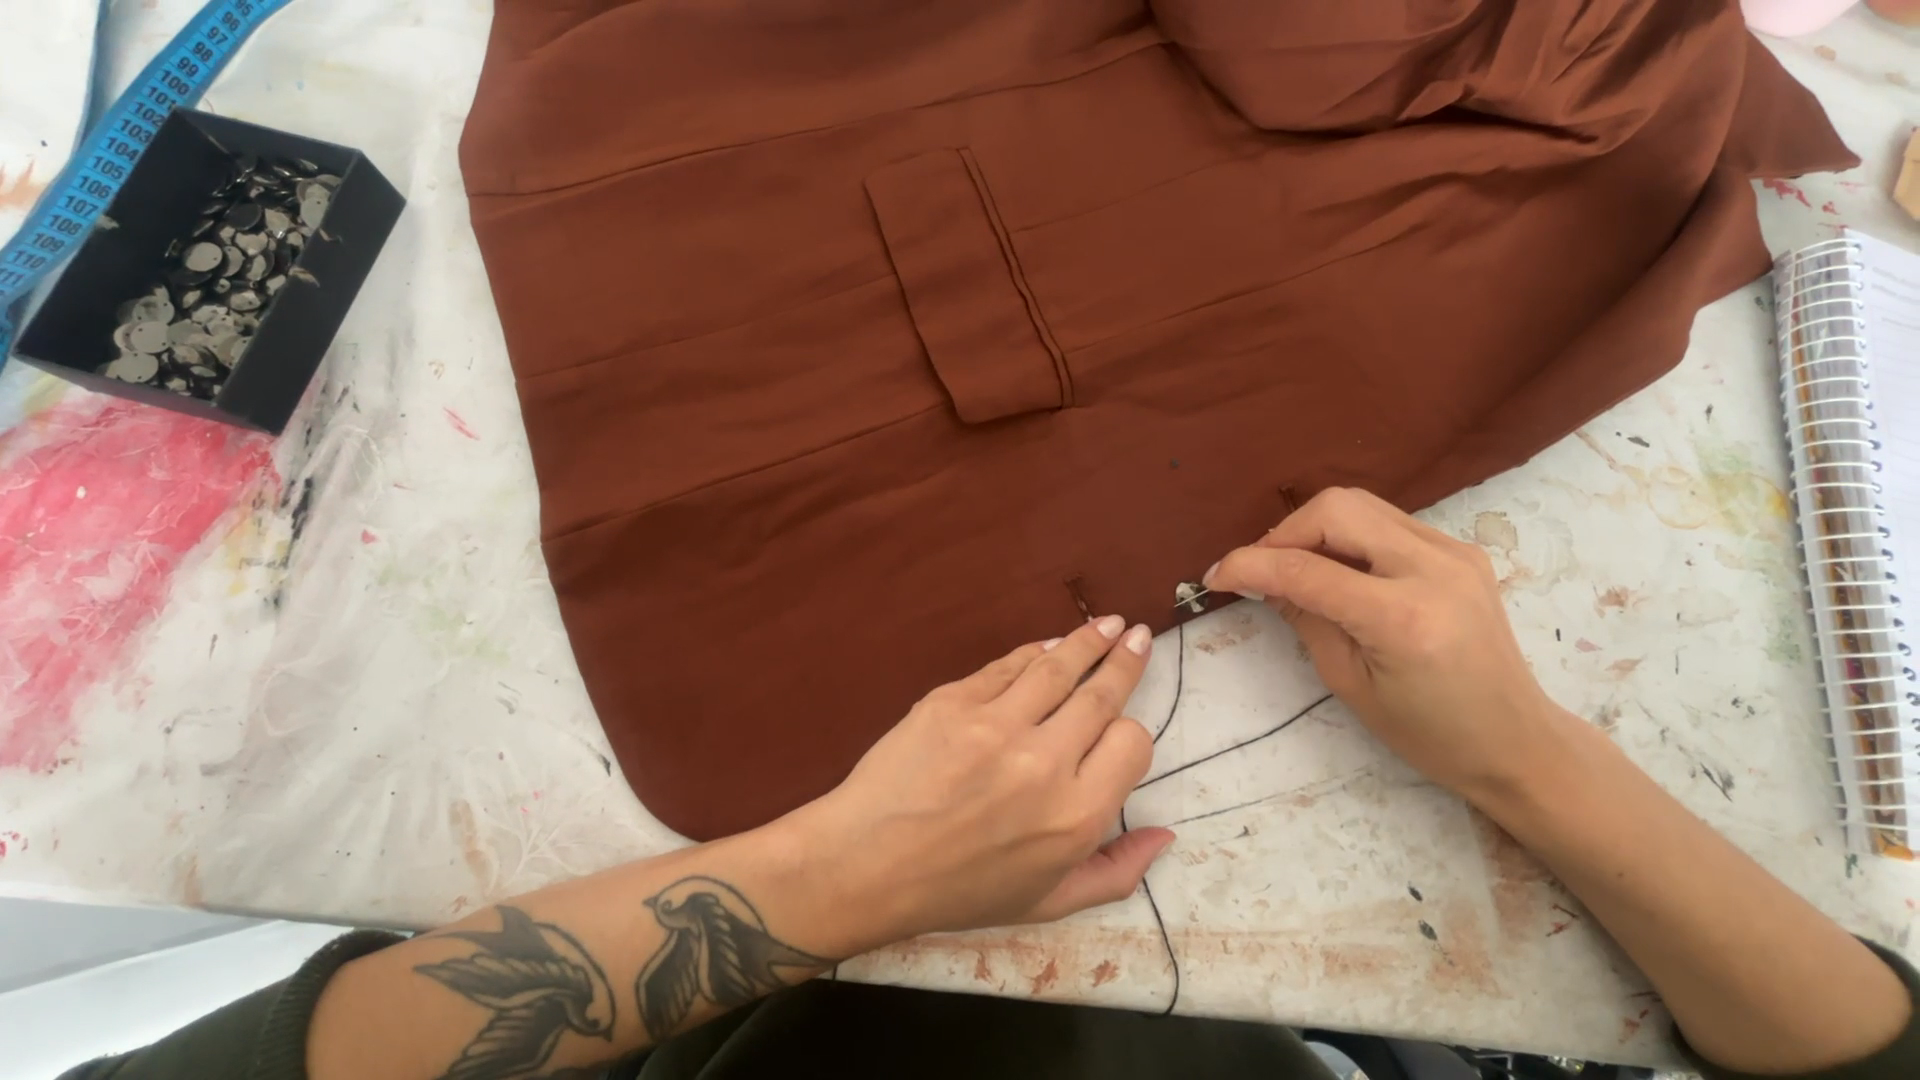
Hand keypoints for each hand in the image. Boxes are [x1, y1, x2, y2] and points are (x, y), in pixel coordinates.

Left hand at [792, 615, 1172, 954]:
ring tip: (1106, 623)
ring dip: (1087, 640)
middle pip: (1100, 695)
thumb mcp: (1048, 904)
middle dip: (1124, 661)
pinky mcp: (953, 700)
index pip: (1131, 743)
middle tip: (1136, 635)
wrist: (867, 863)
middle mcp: (1044, 763)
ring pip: (1057, 667)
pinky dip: (1033, 652)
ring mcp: (995, 725)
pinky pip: (1005, 666)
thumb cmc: (959, 891)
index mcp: (1075, 815)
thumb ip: (1115, 873)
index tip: (1120, 729)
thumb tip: (1166, 833)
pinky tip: (1048, 645)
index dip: (1131, 733)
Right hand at [1205, 487, 1571, 800]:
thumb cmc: (1429, 733)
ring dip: (1312, 529)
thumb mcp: (1348, 683)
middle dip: (1282, 533)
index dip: (1249, 565)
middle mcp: (1434, 569)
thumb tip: (1260, 580)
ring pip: (1359, 505)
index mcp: (1403, 618)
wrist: (1517, 741)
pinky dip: (1345, 535)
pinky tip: (1334, 568)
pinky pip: (1384, 521)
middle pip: (1336, 508)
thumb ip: (1304, 618)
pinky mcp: (1460, 550)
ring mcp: (1454, 552)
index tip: (1215, 575)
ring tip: (1290, 567)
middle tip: (1259, 570)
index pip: (1306, 569)